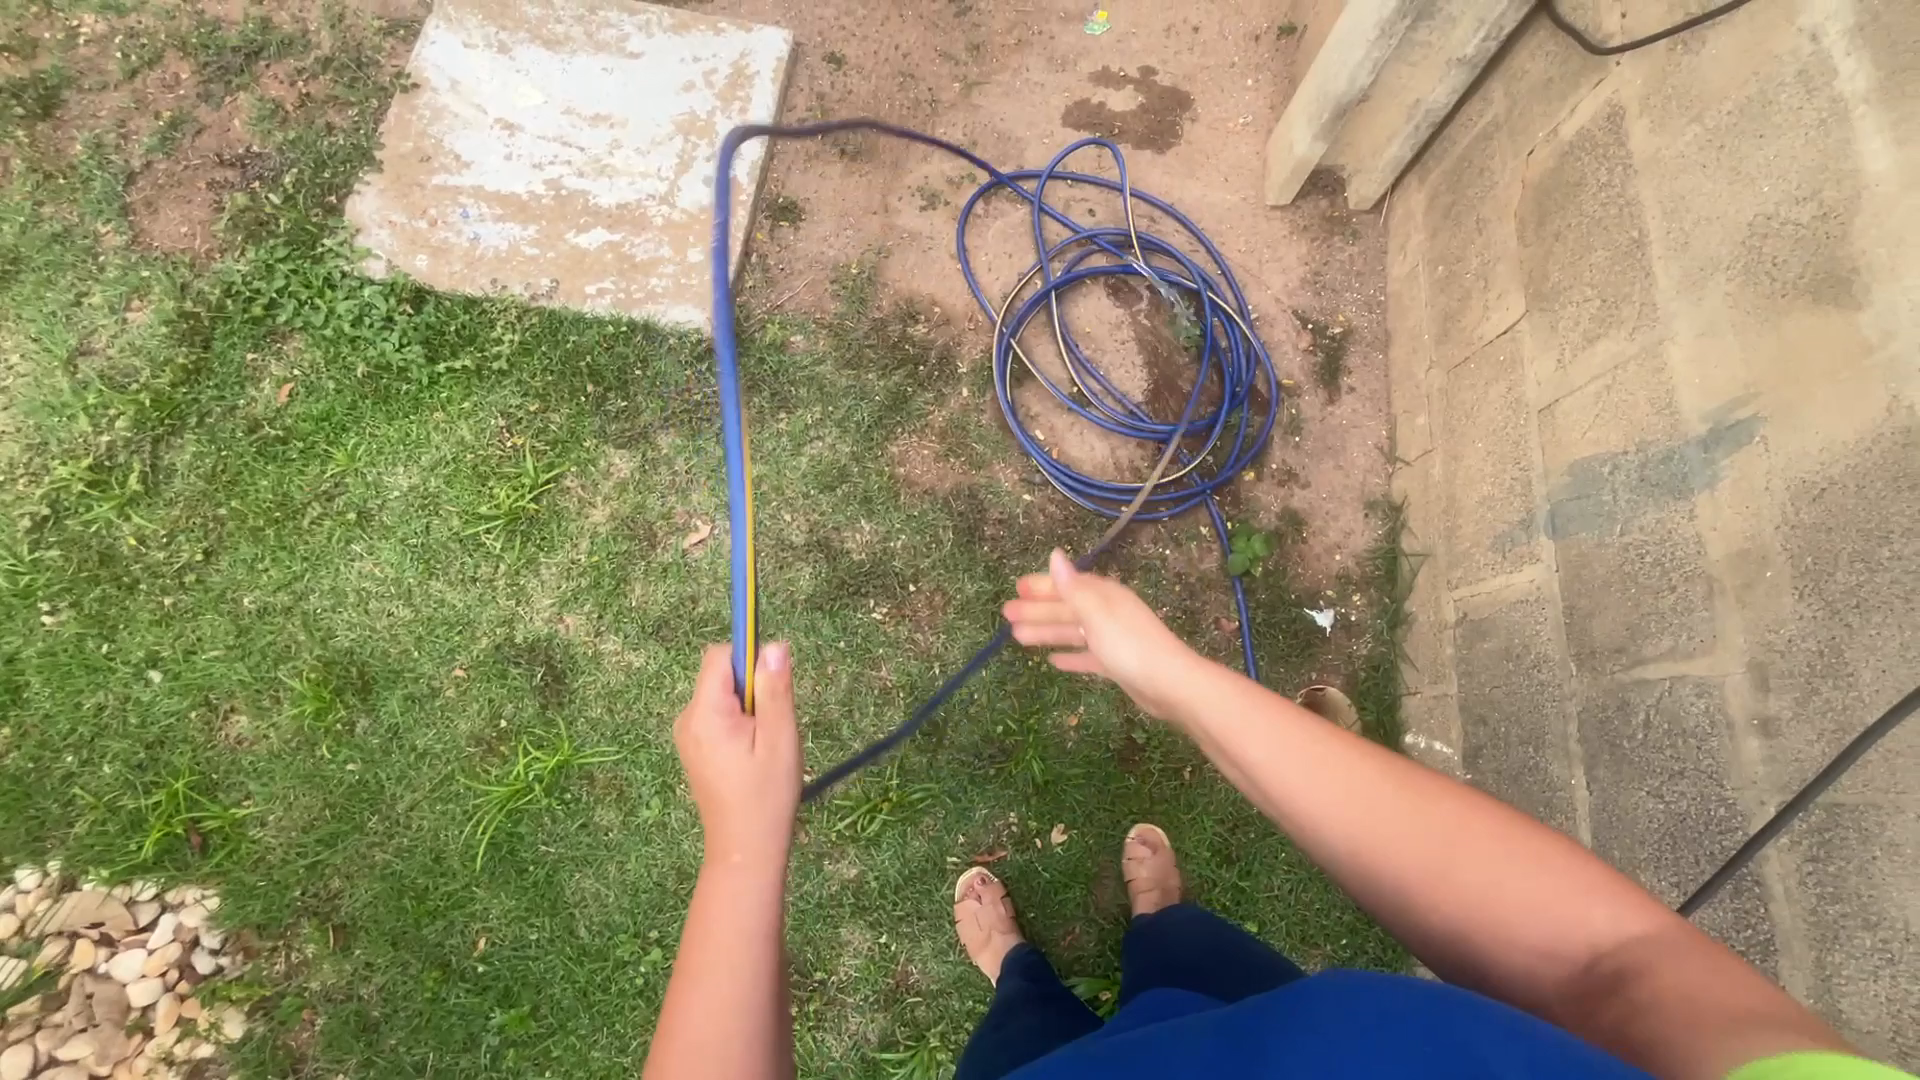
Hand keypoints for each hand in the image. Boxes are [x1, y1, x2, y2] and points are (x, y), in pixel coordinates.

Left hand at [674, 642, 801, 866]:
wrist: (745, 849)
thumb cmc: (767, 795)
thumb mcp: (780, 737)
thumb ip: (775, 689)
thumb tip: (774, 645)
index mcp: (704, 714)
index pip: (720, 656)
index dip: (750, 658)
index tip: (773, 685)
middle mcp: (687, 719)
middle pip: (720, 673)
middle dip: (752, 686)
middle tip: (773, 724)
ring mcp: (687, 734)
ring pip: (722, 694)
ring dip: (748, 705)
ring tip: (765, 743)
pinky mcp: (695, 747)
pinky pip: (718, 713)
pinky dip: (739, 721)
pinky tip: (754, 752)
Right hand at [1001, 549, 1203, 720]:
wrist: (1170, 684)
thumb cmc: (1130, 645)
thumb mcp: (1097, 613)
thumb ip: (1073, 587)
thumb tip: (1054, 554)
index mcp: (1104, 597)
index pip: (1067, 585)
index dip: (1042, 586)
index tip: (1017, 588)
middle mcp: (1108, 614)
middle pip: (1066, 608)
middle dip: (1038, 610)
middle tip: (1006, 614)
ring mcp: (1112, 639)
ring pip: (1072, 632)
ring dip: (1047, 632)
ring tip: (1017, 637)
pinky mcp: (1116, 664)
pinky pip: (1087, 656)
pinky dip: (1070, 656)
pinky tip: (1053, 662)